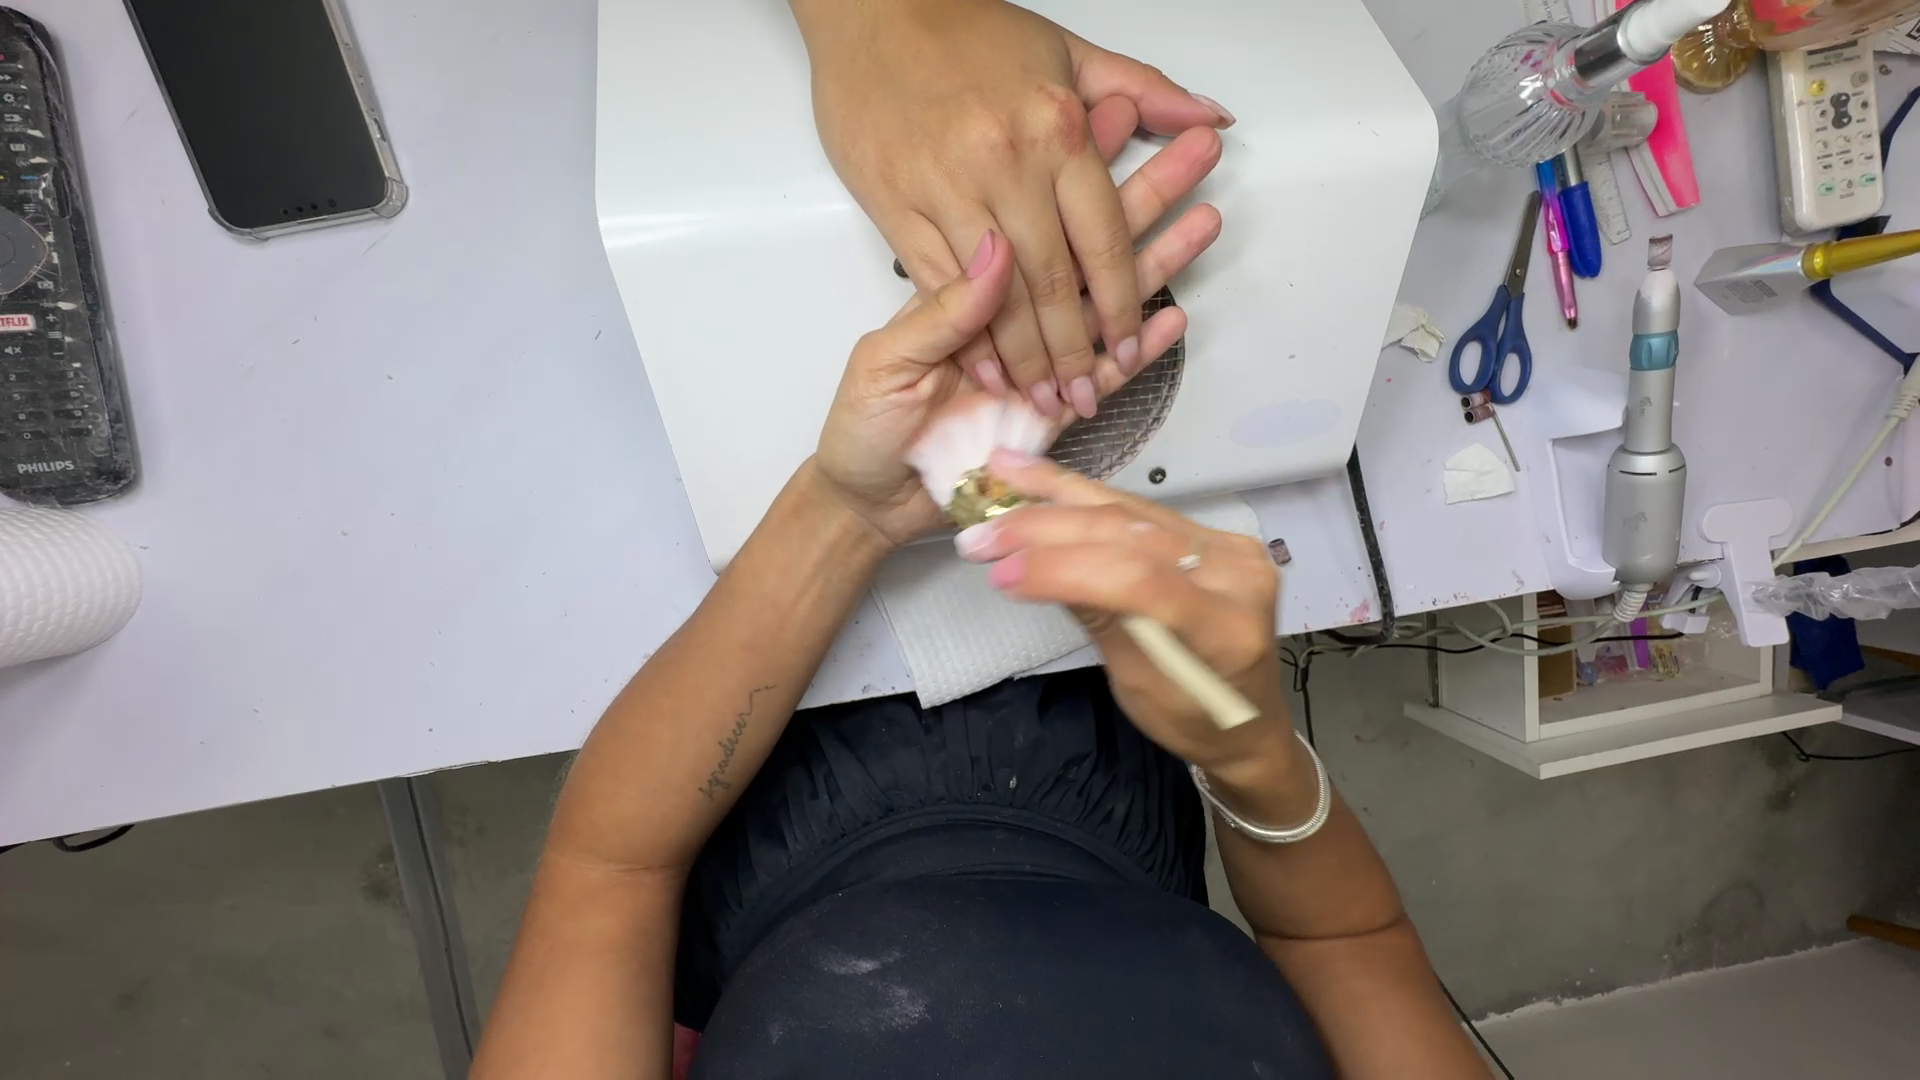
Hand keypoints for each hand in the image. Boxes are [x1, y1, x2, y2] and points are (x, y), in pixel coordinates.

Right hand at [793, 0, 1232, 421]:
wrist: (868, 9)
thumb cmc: (962, 30)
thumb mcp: (1065, 49)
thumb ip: (1142, 90)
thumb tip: (1207, 120)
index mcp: (1055, 129)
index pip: (1103, 241)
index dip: (1118, 304)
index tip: (1125, 347)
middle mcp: (1006, 165)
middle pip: (1053, 283)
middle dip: (1072, 351)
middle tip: (1083, 393)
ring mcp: (948, 192)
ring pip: (996, 298)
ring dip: (1023, 360)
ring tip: (1042, 399)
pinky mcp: (898, 211)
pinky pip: (938, 290)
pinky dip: (964, 336)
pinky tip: (986, 371)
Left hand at [816, 129, 1223, 546]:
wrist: (873, 501)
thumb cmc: (864, 432)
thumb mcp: (886, 364)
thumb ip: (943, 313)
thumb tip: (997, 256)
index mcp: (965, 293)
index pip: (1033, 219)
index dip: (1073, 173)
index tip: (1116, 117)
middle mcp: (1008, 320)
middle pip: (1084, 248)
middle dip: (1141, 200)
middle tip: (1191, 153)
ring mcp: (1035, 363)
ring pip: (1106, 303)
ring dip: (1155, 261)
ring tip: (1202, 219)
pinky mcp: (1051, 412)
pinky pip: (1104, 376)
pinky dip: (1138, 349)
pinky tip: (1171, 316)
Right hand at [952, 452, 1303, 807]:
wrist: (1247, 719)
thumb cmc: (1190, 718)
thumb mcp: (1136, 683)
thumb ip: (1098, 617)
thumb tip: (1030, 565)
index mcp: (1224, 629)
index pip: (1137, 581)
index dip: (1063, 570)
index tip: (998, 574)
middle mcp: (1235, 573)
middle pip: (1130, 535)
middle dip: (1046, 530)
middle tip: (979, 536)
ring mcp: (1227, 546)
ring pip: (1129, 510)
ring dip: (1057, 493)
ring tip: (1000, 473)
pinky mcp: (1211, 533)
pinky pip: (1139, 508)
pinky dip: (1083, 495)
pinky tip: (1041, 477)